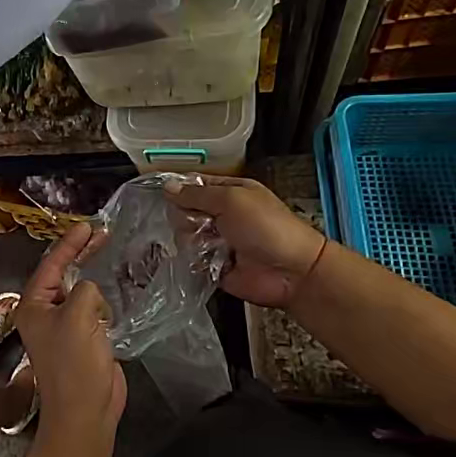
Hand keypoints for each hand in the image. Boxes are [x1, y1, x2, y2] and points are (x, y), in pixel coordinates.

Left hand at [12, 223, 125, 441]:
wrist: (85, 412)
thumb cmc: (75, 364)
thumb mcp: (78, 315)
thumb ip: (85, 289)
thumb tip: (92, 293)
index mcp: (34, 306)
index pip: (51, 264)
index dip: (70, 243)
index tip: (87, 226)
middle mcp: (45, 314)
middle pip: (63, 274)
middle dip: (81, 254)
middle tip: (102, 234)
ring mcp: (64, 328)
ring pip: (79, 291)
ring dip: (93, 275)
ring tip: (109, 255)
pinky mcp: (83, 340)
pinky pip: (92, 310)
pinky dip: (103, 298)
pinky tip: (115, 290)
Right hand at [168, 177, 327, 308]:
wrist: (291, 271)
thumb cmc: (266, 227)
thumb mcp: (232, 200)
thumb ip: (197, 194)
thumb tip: (167, 186)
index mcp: (229, 192)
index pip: (194, 185)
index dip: (179, 189)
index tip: (164, 194)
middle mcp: (221, 215)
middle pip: (184, 211)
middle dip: (187, 217)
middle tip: (203, 223)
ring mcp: (217, 241)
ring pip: (184, 235)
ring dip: (193, 240)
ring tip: (211, 246)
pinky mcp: (214, 266)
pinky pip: (191, 260)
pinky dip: (194, 261)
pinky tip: (205, 261)